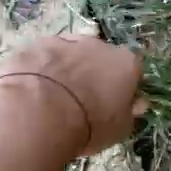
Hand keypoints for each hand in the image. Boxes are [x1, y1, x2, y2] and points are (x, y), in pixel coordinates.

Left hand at [0, 36, 145, 156]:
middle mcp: (99, 45)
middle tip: (82, 100)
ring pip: (71, 52)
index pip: (132, 71)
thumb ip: (130, 112)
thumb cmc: (89, 125)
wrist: (40, 112)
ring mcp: (66, 40)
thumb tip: (137, 102)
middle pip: (100, 57)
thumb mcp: (119, 129)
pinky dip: (41, 67)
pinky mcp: (37, 44)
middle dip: (93, 73)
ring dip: (67, 67)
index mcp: (125, 63)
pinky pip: (44, 55)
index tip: (114, 103)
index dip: (123, 87)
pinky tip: (32, 87)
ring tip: (54, 94)